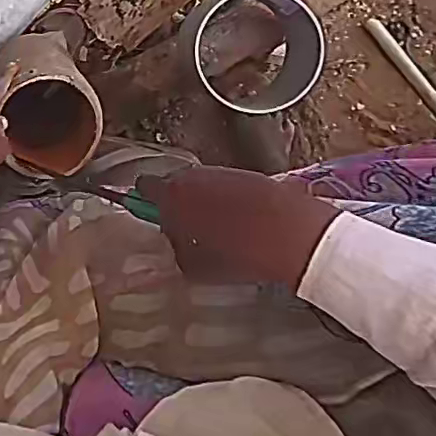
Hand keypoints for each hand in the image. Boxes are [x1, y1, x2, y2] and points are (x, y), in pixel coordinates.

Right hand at [134, 167, 339, 285]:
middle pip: (174, 183)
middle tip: (186, 226)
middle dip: (177, 200)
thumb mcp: (193, 264)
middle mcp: (191, 176)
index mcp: (170, 195)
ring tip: (218, 227)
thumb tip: (175, 238)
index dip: (145, 199)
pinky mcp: (247, 174)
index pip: (144, 186)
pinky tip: (242, 222)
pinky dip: (229, 199)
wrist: (291, 234)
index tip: (152, 213)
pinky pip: (227, 185)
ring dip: (204, 198)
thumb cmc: (235, 254)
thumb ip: (175, 245)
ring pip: (202, 183)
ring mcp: (221, 172)